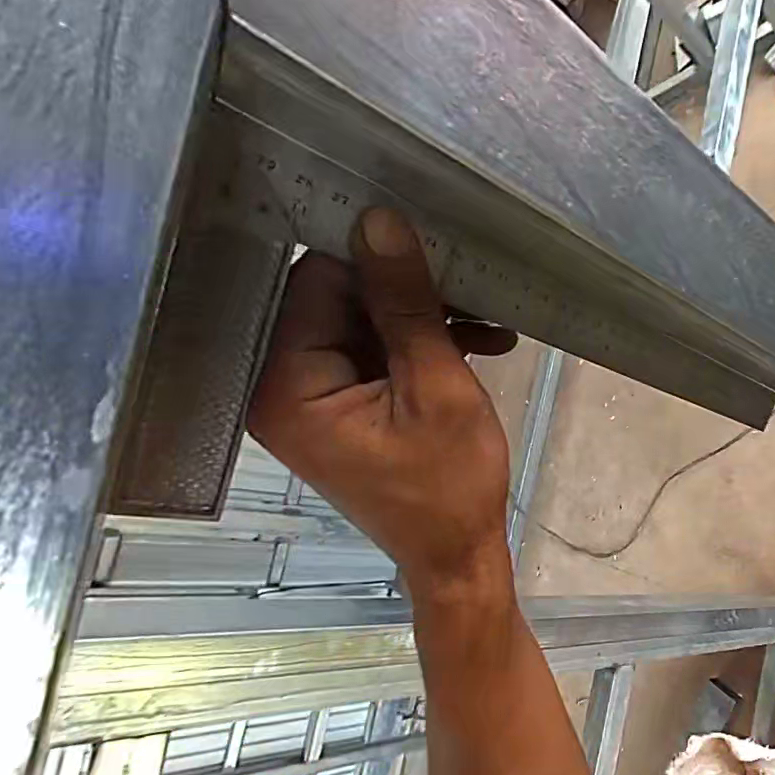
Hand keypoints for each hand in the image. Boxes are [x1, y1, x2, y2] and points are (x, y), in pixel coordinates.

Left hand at [248, 208, 518, 593]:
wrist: (457, 554)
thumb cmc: (450, 485)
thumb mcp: (438, 390)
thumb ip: (407, 306)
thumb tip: (381, 220)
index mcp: (288, 385)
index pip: (318, 283)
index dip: (379, 265)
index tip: (439, 255)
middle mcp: (283, 386)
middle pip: (341, 301)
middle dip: (411, 295)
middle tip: (476, 293)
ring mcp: (314, 399)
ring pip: (367, 325)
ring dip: (428, 321)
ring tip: (491, 327)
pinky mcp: (344, 407)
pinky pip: (378, 356)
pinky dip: (424, 349)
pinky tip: (480, 348)